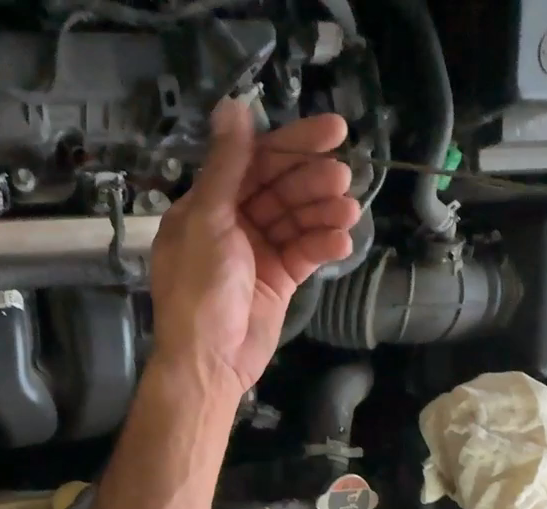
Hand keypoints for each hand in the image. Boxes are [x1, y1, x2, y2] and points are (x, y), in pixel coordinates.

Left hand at [149, 99, 360, 394]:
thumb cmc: (199, 291)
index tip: (334, 131)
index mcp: (204, 207)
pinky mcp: (278, 280)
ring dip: (324, 211)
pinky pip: (306, 251)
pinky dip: (324, 244)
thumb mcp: (207, 222)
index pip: (253, 162)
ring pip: (297, 218)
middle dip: (311, 180)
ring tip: (347, 211)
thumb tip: (230, 107)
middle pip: (279, 187)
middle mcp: (230, 225)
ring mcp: (256, 253)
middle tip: (343, 177)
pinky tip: (341, 242)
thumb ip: (225, 166)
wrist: (208, 362)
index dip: (292, 144)